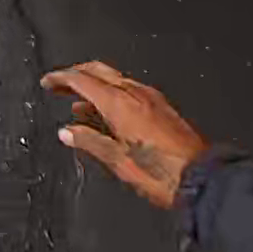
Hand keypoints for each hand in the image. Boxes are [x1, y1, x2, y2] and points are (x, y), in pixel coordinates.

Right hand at [41, 61, 207, 209]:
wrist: (206, 181)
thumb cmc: (162, 174)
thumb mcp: (118, 161)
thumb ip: (90, 142)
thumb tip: (66, 132)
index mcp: (118, 101)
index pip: (81, 79)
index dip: (60, 78)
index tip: (47, 82)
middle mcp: (133, 91)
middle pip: (96, 70)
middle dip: (75, 75)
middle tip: (59, 85)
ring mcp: (149, 96)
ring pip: (113, 79)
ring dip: (93, 86)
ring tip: (79, 106)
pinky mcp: (161, 106)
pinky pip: (128, 89)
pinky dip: (111, 94)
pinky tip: (108, 115)